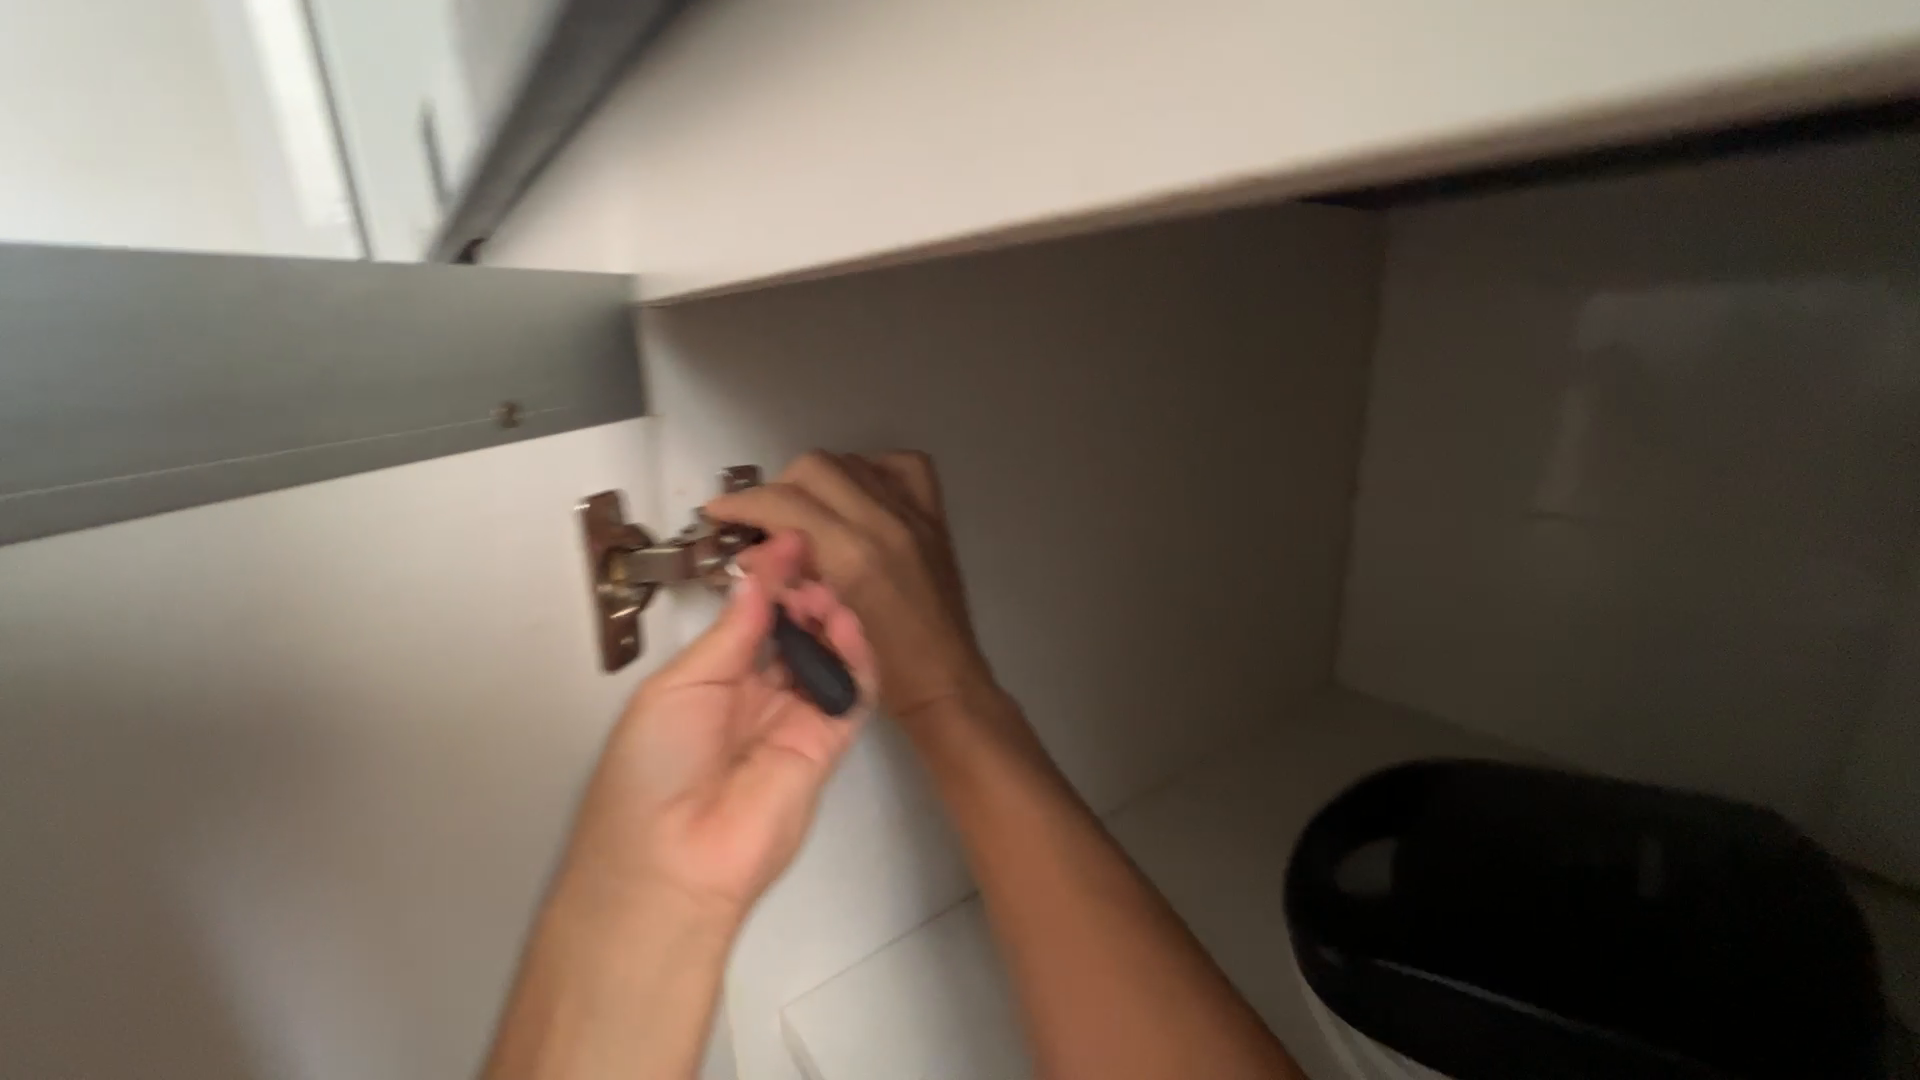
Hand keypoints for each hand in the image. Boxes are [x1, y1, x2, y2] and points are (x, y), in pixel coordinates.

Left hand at [559, 539, 875, 921]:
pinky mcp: (826, 744)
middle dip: (804, 593)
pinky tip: (844, 625)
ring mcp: (795, 719)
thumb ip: (730, 635)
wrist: (670, 862)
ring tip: (824, 594)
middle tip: (813, 563)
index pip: (752, 618)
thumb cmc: (653, 769)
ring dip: (829, 619)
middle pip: (794, 632)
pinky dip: (854, 657)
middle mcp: (757, 694)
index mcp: (712, 680)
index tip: (788, 542)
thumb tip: (758, 581)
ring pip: (826, 656)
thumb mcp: (678, 688)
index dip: (770, 580)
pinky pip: (850, 692)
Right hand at [706, 451, 995, 726]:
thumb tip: (752, 552)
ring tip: (808, 511)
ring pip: (852, 460)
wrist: (945, 681)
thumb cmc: (879, 670)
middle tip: (767, 519)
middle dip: (778, 488)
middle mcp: (884, 521)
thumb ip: (786, 581)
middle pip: (814, 467)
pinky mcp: (935, 516)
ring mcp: (914, 514)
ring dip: (820, 480)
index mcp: (852, 554)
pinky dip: (872, 471)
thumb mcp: (818, 628)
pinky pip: (901, 465)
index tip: (718, 511)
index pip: (783, 502)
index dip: (741, 503)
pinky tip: (858, 496)